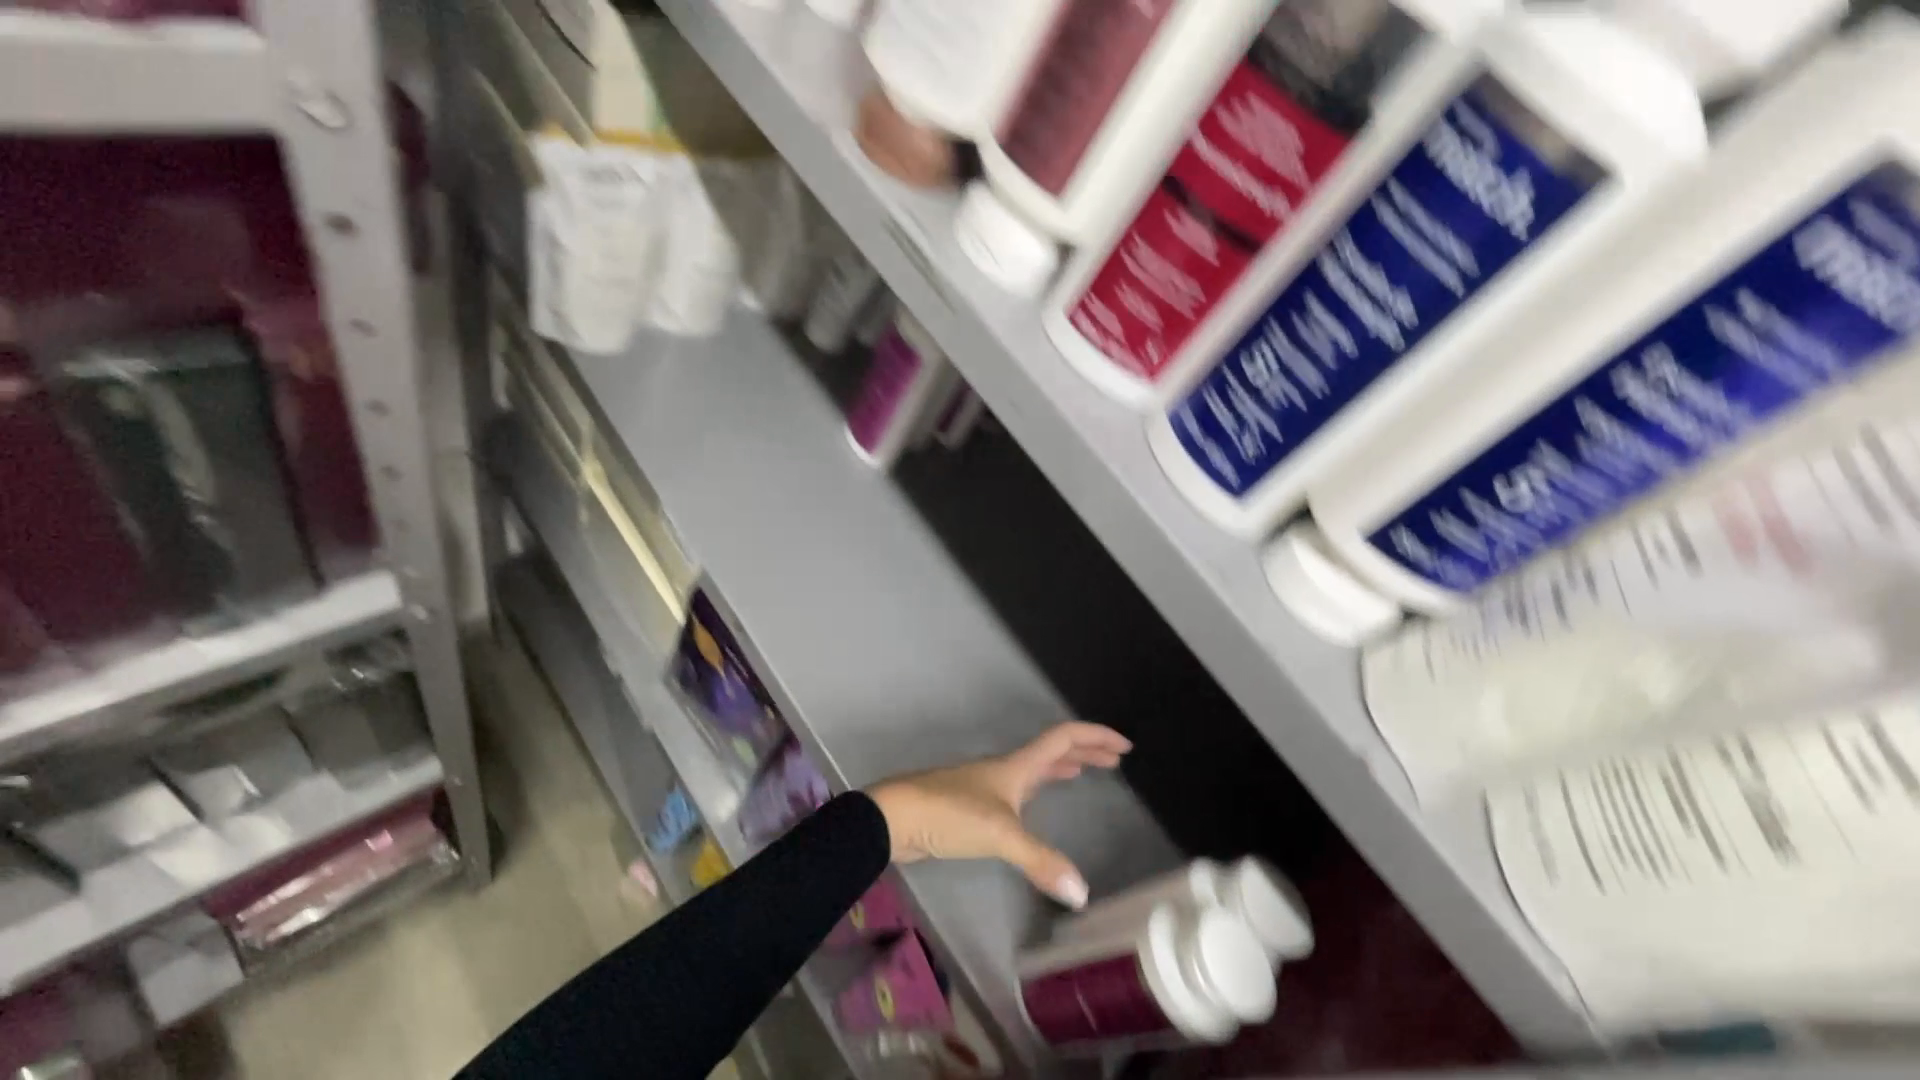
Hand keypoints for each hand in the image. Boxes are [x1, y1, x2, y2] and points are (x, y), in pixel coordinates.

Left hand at [866, 722, 1131, 909]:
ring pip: (1032, 769)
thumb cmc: (949, 813)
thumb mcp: (1000, 835)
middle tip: (1114, 758)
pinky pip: (1016, 791)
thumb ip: (1040, 861)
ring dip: (1060, 767)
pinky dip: (1037, 790)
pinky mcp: (971, 808)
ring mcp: (986, 788)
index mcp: (1016, 767)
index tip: (1124, 745)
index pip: (1063, 739)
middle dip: (1085, 752)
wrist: (893, 817)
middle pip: (1052, 752)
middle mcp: (1004, 771)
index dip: (1094, 737)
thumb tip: (1081, 893)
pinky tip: (1034, 805)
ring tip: (1082, 772)